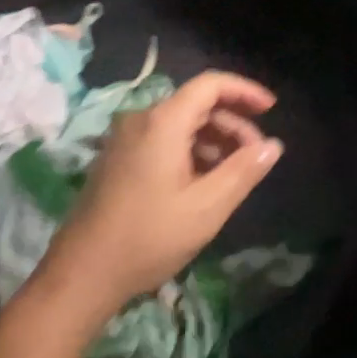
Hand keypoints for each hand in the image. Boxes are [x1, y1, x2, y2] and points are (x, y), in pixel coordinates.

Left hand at [36, 71, 282, 309]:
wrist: (83, 272)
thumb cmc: (149, 237)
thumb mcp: (206, 207)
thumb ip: (242, 171)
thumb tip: (273, 145)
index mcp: (163, 121)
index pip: (210, 85)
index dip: (244, 91)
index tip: (272, 109)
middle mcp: (142, 119)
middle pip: (196, 104)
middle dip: (232, 123)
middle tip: (257, 154)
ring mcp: (125, 138)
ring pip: (180, 124)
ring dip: (212, 139)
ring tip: (235, 172)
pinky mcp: (118, 158)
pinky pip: (162, 140)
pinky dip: (190, 150)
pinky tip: (204, 181)